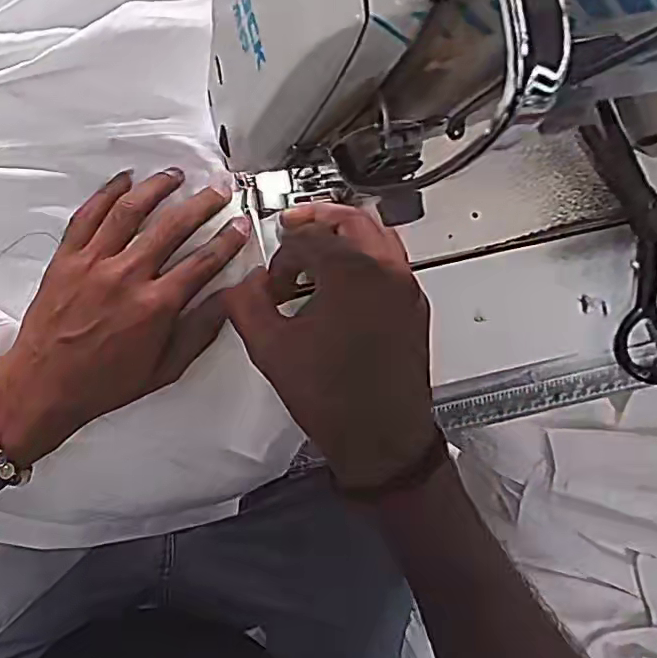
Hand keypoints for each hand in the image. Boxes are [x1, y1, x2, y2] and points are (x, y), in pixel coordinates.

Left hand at [0, 168, 251, 468]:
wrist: (45, 385)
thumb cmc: (100, 382)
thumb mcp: (163, 368)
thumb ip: (198, 331)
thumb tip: (226, 302)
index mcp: (154, 306)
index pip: (203, 261)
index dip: (227, 240)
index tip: (238, 226)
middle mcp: (126, 278)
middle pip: (173, 227)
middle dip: (202, 203)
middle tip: (217, 191)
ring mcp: (93, 264)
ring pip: (131, 210)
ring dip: (157, 188)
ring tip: (174, 176)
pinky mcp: (67, 259)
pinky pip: (88, 215)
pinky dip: (107, 193)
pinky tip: (122, 182)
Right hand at [224, 203, 438, 492]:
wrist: (380, 438)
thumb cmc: (336, 400)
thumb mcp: (270, 348)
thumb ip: (246, 304)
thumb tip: (243, 286)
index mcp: (353, 275)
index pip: (310, 237)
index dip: (281, 254)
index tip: (271, 278)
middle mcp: (387, 274)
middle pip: (352, 220)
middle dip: (317, 219)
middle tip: (293, 225)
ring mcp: (406, 290)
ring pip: (377, 236)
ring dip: (343, 235)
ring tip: (315, 253)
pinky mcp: (413, 309)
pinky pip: (389, 263)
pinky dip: (363, 258)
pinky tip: (339, 286)